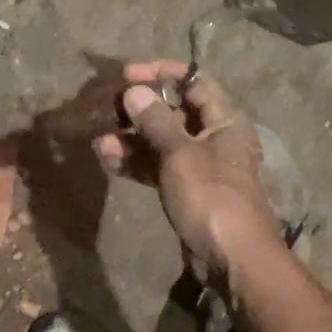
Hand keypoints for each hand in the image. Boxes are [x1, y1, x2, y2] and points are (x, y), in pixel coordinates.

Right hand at [93, 61, 278, 279]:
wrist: (231, 258)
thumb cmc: (211, 197)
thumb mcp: (181, 154)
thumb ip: (156, 121)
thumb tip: (134, 92)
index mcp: (224, 121)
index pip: (195, 82)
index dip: (162, 73)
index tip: (128, 74)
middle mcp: (213, 138)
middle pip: (174, 112)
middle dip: (139, 110)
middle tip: (107, 108)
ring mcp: (198, 167)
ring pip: (161, 142)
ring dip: (131, 139)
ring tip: (99, 141)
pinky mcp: (185, 191)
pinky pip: (157, 168)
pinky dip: (135, 163)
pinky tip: (108, 160)